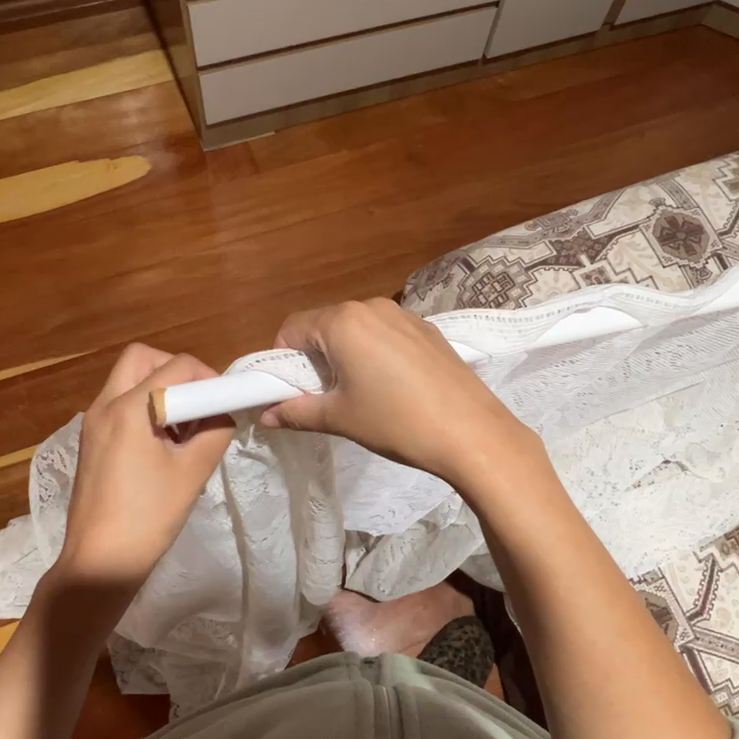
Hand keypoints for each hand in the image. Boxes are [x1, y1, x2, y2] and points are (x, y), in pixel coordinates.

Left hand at [54, 344, 233, 590]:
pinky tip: (165, 446)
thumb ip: (216, 431)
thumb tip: (224, 413)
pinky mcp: (92, 442)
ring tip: (185, 428)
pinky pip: (121, 405)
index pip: (177, 367)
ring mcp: (93, 423)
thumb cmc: (149, 516)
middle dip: (177, 371)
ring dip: (161, 390)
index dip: (209, 378)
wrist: (100, 562)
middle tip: (199, 403)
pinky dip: (146, 409)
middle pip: (141, 359)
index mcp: (129, 408)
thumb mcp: (194, 471)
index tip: (225, 404)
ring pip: (129, 381)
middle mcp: (104, 405)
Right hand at [259, 299, 539, 489]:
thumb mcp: (341, 418)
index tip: (290, 391)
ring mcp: (405, 315)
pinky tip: (393, 387)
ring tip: (361, 394)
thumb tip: (266, 416)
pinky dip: (375, 353)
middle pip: (324, 325)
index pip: (292, 328)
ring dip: (346, 355)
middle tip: (323, 396)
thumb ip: (298, 412)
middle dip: (315, 357)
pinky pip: (386, 334)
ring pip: (357, 329)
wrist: (472, 432)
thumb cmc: (397, 422)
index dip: (282, 360)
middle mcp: (372, 306)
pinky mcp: (429, 329)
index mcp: (343, 321)